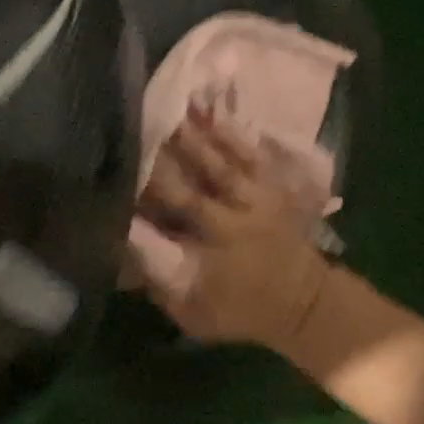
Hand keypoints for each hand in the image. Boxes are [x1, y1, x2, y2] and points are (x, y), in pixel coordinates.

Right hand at [134, 106, 332, 347]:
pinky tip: (210, 112)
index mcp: (211, 250)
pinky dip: (230, 133)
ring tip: (166, 110)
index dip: (144, 194)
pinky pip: (249, 155)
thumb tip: (122, 248)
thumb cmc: (241, 310)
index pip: (170, 217)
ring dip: (192, 137)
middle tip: (135, 130)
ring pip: (218, 162)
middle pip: (190, 184)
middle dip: (162, 159)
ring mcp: (254, 198)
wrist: (304, 302)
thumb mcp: (194, 313)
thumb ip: (159, 283)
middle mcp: (231, 219)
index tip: (119, 173)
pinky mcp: (270, 186)